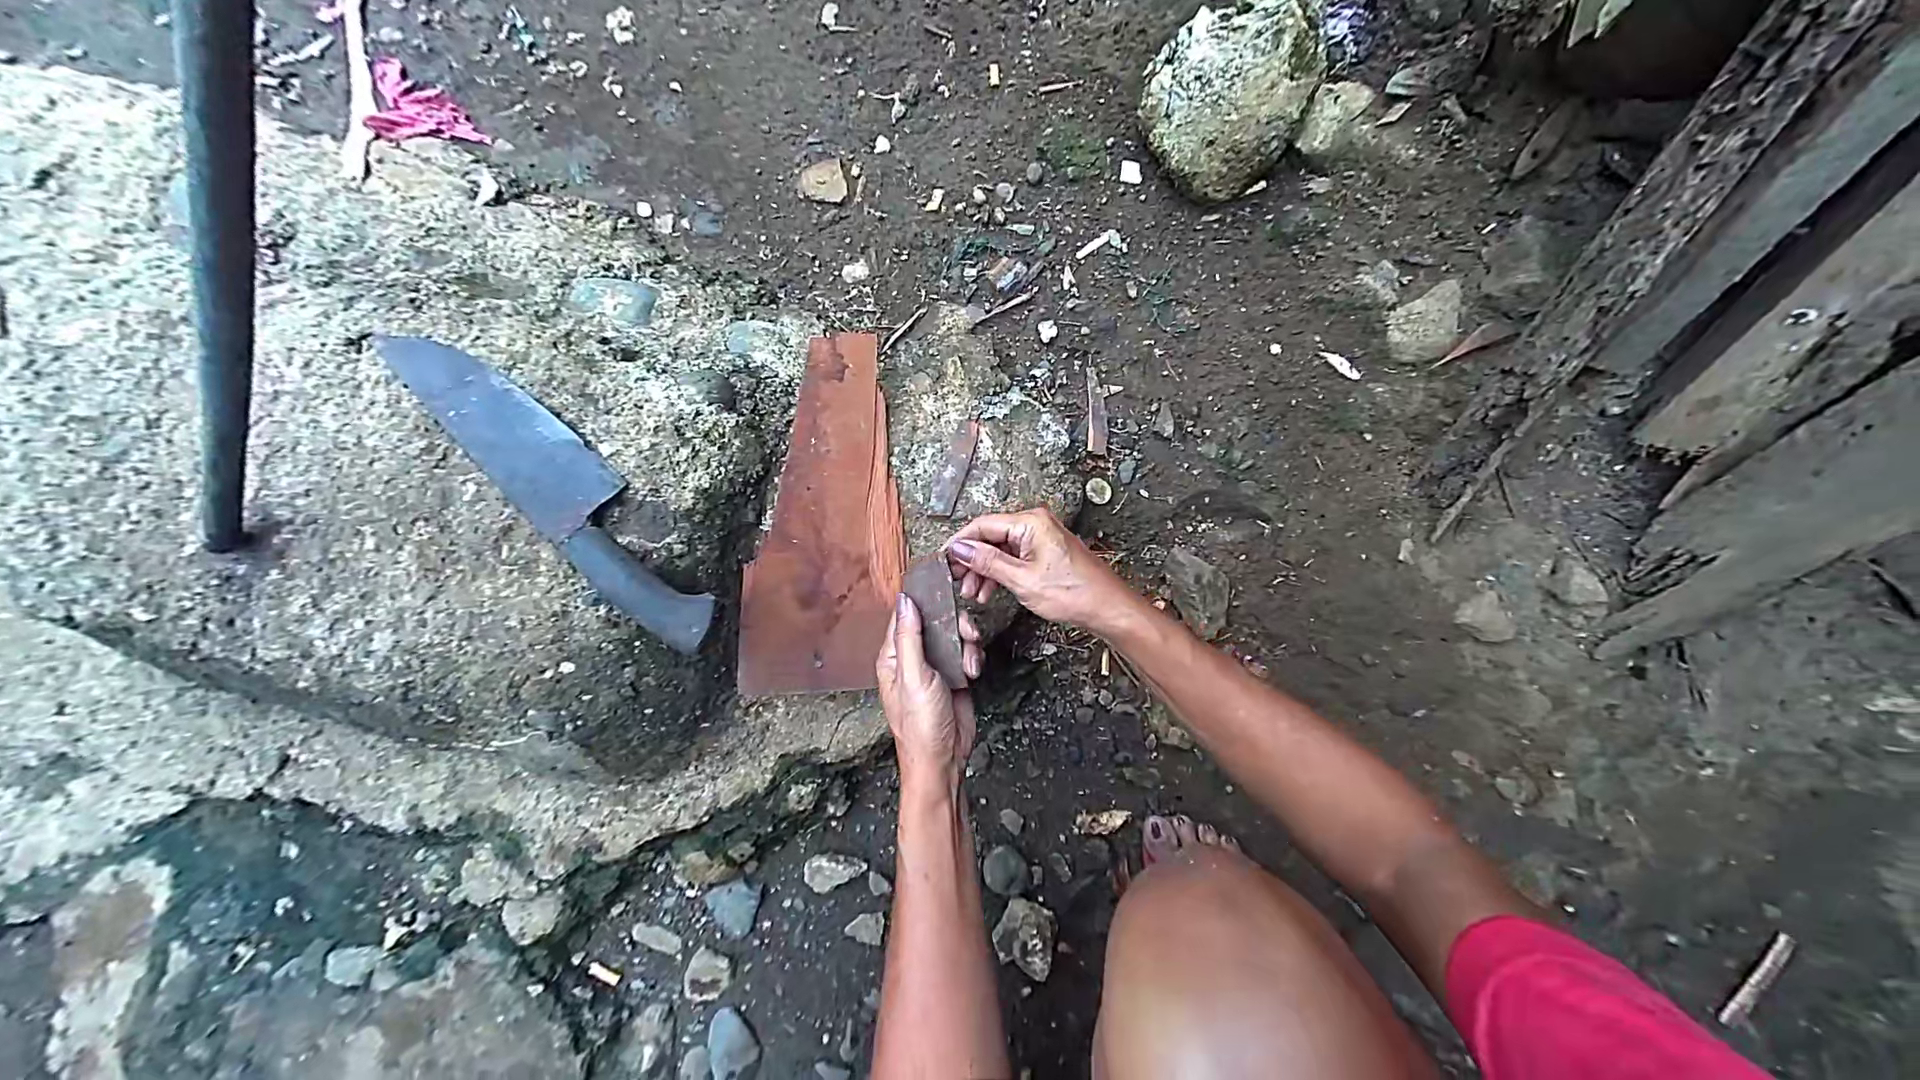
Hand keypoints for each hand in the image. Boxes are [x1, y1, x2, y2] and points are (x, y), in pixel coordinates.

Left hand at [876, 593, 981, 785]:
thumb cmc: (920, 727)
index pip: (904, 615)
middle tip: (965, 633)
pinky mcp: (953, 675)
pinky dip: (973, 658)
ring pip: (954, 636)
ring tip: (969, 663)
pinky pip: (966, 653)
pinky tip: (972, 672)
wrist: (943, 759)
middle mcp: (912, 658)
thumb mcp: (913, 676)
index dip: (922, 600)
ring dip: (967, 644)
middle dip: (954, 624)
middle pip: (935, 621)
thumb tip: (905, 601)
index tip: (939, 589)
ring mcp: (934, 667)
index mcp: (893, 656)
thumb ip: (910, 637)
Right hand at [944, 508, 1134, 632]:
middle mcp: (1035, 523)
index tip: (943, 559)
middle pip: (989, 536)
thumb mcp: (1021, 580)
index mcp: (1030, 522)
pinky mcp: (1044, 551)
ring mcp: (1040, 537)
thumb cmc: (1074, 593)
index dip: (959, 543)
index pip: (981, 525)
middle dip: (971, 560)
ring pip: (999, 549)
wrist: (1107, 607)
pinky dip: (999, 572)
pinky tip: (989, 590)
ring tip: (972, 592)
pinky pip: (1013, 556)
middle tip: (955, 580)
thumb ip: (987, 562)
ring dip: (984, 570)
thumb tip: (960, 550)